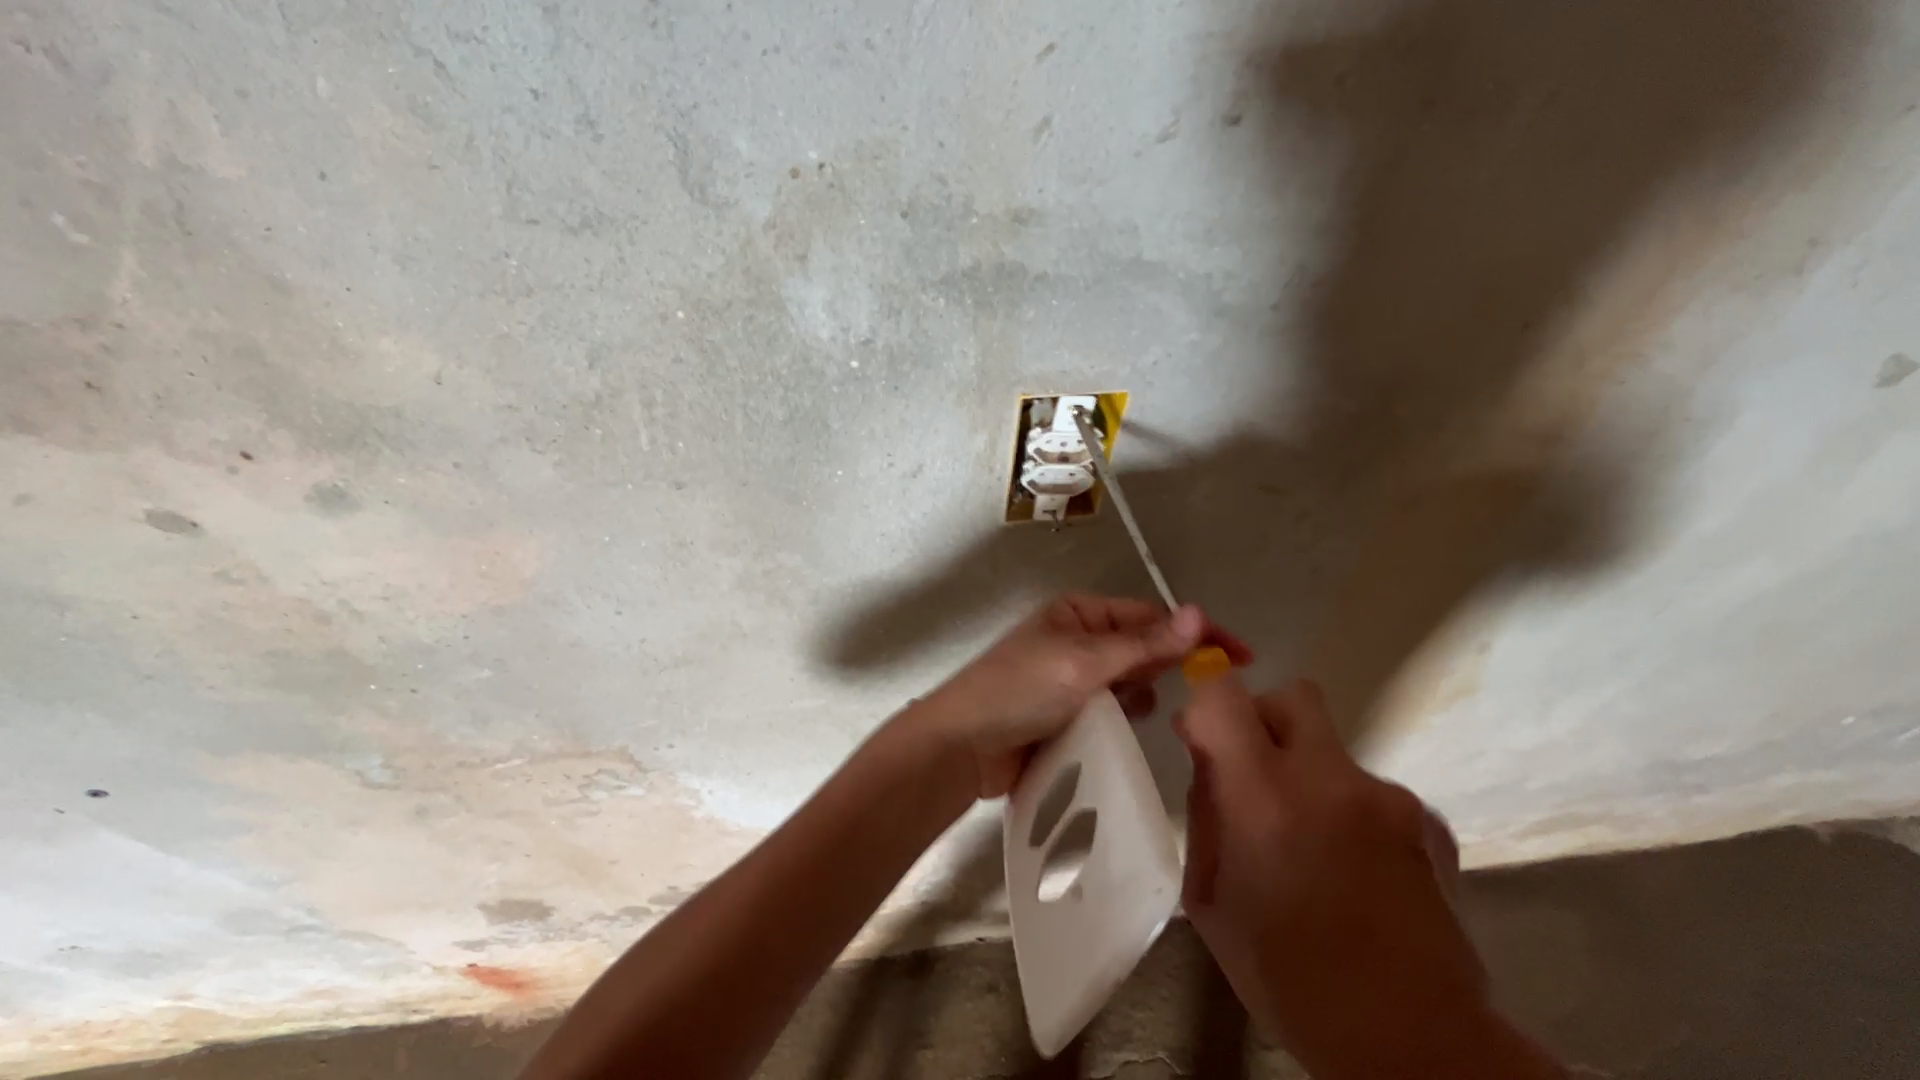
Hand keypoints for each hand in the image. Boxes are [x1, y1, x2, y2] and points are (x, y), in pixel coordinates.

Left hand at [920, 594, 1251, 798]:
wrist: (962, 749)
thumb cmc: (1019, 692)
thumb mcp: (1084, 662)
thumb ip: (1143, 644)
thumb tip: (1200, 613)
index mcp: (1078, 613)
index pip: (1150, 615)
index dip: (1196, 633)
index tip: (1241, 655)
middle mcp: (1078, 640)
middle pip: (1142, 646)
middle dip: (1177, 662)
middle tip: (1218, 688)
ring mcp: (1072, 679)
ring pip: (1131, 681)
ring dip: (1153, 689)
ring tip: (1179, 708)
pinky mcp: (1068, 715)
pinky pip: (1113, 709)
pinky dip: (1131, 713)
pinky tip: (1142, 724)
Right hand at [1177, 677, 1561, 1078]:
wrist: (1415, 1039)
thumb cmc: (1288, 978)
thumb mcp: (1211, 903)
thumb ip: (1206, 818)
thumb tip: (1209, 767)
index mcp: (1266, 798)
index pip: (1225, 698)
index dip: (1204, 702)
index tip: (1196, 736)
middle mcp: (1332, 779)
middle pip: (1293, 696)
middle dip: (1262, 718)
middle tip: (1250, 772)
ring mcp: (1389, 797)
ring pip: (1332, 752)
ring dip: (1307, 778)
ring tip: (1307, 849)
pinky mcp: (1430, 821)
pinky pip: (1369, 793)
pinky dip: (1348, 814)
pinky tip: (1351, 873)